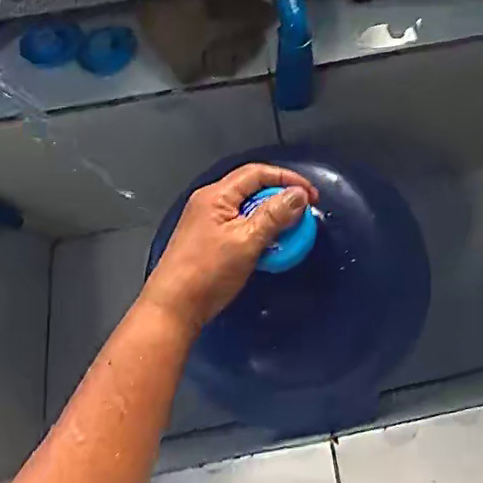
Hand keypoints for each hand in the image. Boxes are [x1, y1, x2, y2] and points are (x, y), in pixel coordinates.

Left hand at [138, 163, 319, 331]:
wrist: (173, 309)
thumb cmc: (205, 275)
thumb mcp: (246, 242)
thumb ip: (274, 216)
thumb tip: (298, 196)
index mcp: (216, 196)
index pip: (257, 173)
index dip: (288, 179)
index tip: (310, 196)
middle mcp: (209, 203)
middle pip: (253, 188)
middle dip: (281, 199)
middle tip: (302, 216)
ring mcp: (207, 222)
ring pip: (248, 209)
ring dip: (271, 218)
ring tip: (289, 234)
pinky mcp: (209, 240)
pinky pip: (240, 226)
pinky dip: (259, 232)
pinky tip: (269, 249)